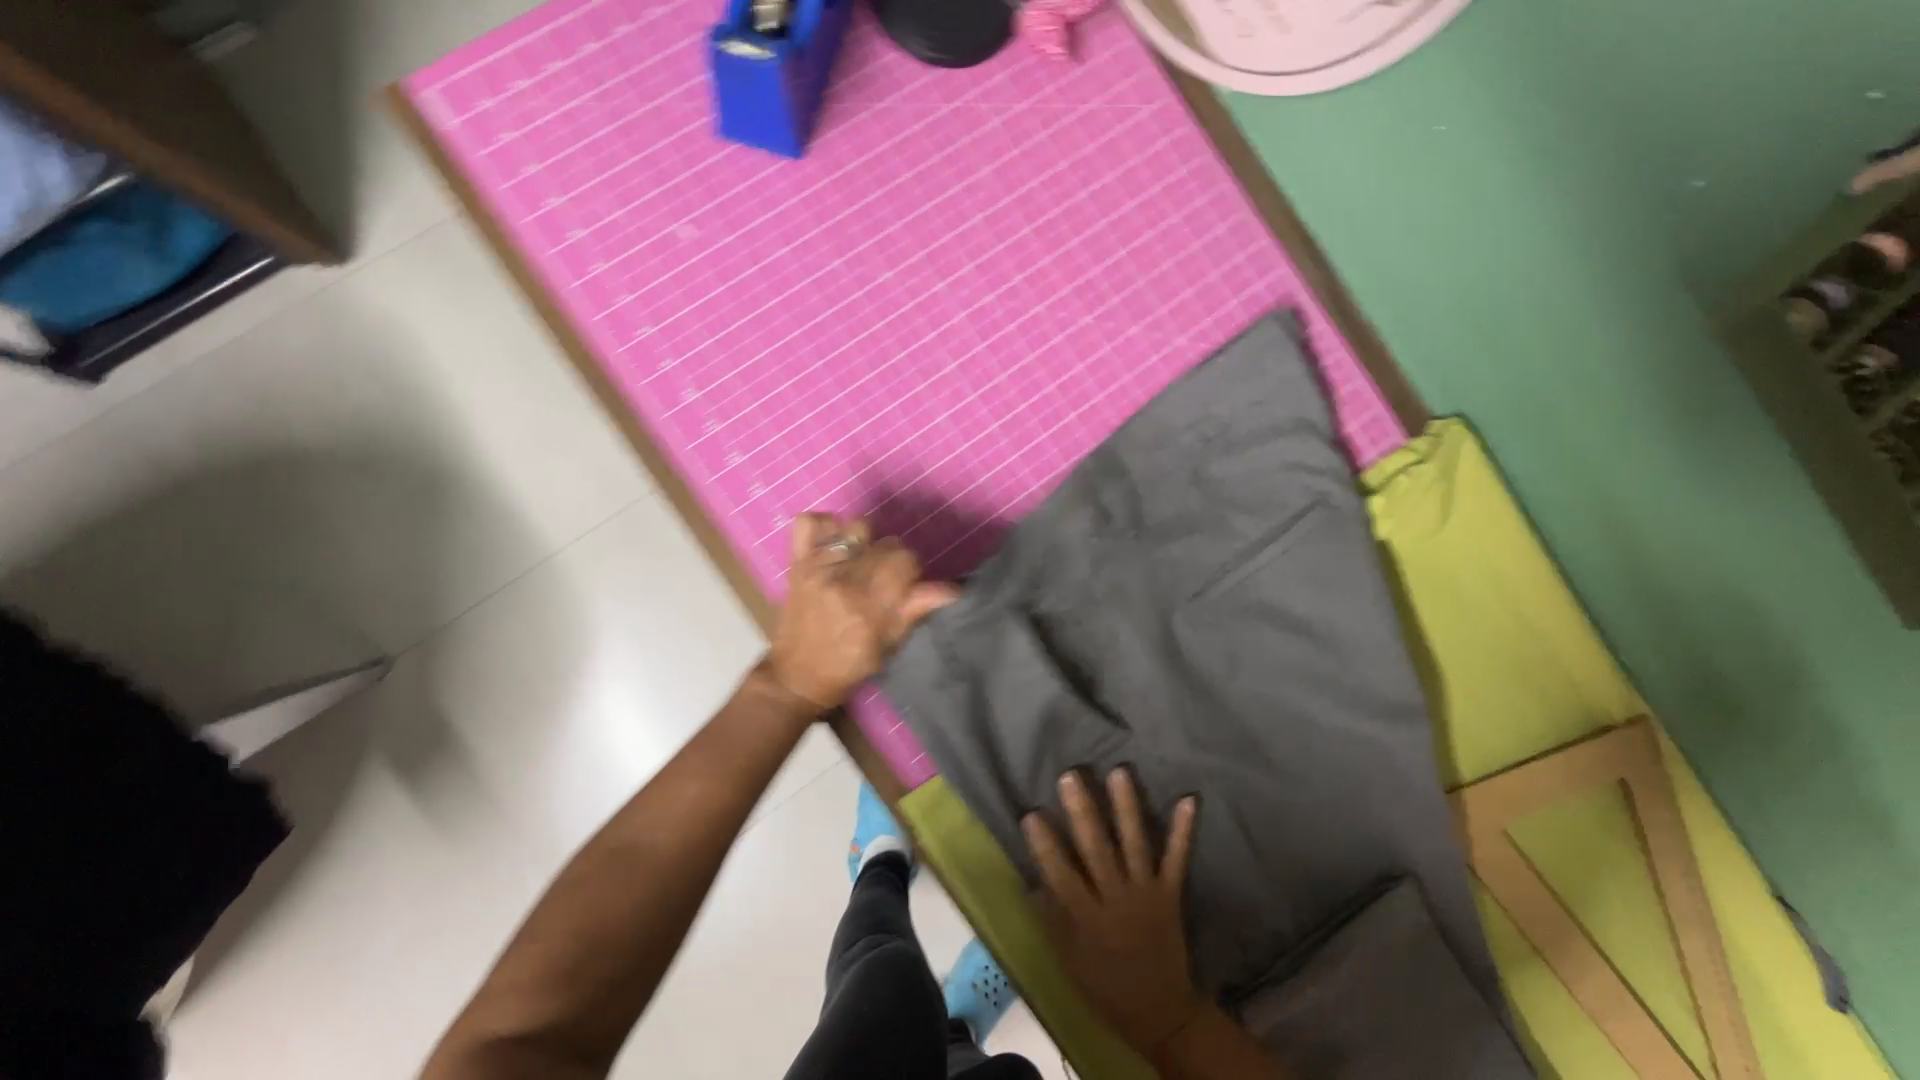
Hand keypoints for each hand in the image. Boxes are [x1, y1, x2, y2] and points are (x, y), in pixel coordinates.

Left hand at [765, 513, 958, 711]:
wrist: (796, 677)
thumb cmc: (846, 668)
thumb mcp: (888, 648)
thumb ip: (914, 612)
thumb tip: (950, 590)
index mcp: (868, 604)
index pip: (906, 560)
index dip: (912, 572)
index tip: (906, 588)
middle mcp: (843, 579)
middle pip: (887, 543)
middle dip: (893, 560)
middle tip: (885, 582)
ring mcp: (817, 566)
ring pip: (857, 528)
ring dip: (866, 543)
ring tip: (862, 564)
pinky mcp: (797, 562)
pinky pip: (810, 523)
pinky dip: (826, 526)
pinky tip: (835, 545)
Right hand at [1022, 768, 1203, 1057]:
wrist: (1160, 1011)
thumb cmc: (1105, 986)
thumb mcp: (1068, 960)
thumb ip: (1053, 918)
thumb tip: (1035, 878)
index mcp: (1087, 917)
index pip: (1061, 874)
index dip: (1045, 844)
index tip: (1031, 813)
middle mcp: (1116, 898)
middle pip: (1096, 849)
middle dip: (1082, 811)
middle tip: (1071, 776)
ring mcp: (1146, 893)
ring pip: (1135, 843)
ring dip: (1127, 806)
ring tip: (1119, 772)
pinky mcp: (1171, 894)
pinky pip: (1176, 858)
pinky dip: (1182, 830)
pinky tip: (1187, 800)